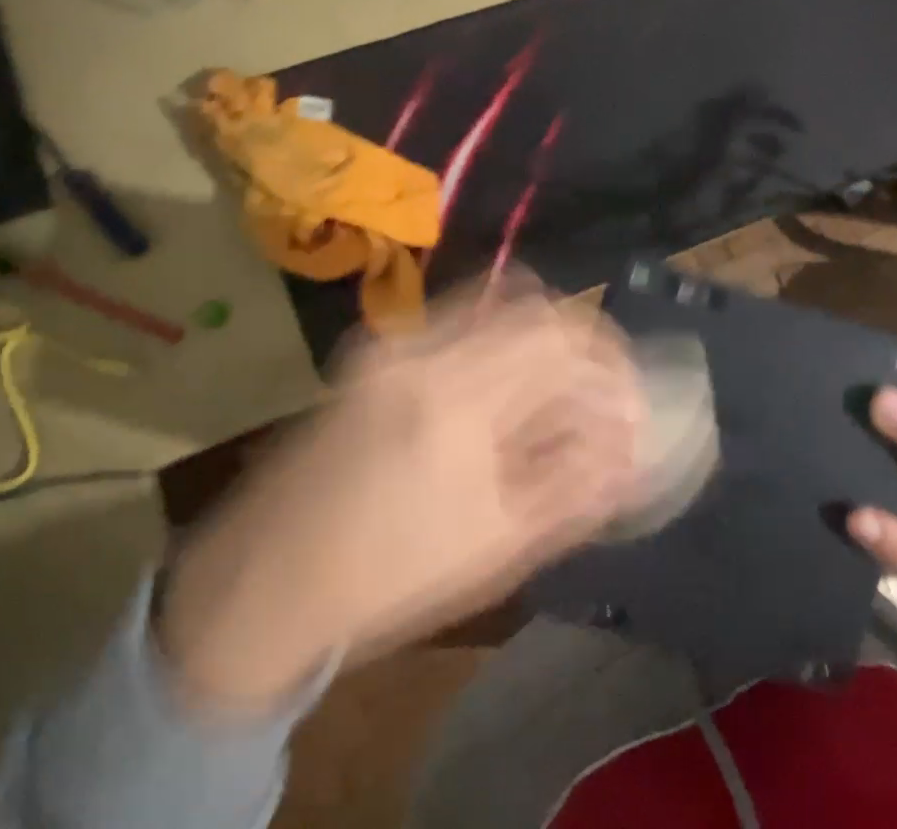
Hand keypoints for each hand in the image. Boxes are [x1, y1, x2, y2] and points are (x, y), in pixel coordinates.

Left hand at [157, 276, 643, 705]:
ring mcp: (391, 348)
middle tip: (606, 403)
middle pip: (535, 310)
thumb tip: (636, 450)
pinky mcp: (375, 359)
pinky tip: (510, 405)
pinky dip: (505, 352)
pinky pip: (462, 328)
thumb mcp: (498, 545)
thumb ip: (578, 487)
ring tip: (564, 406)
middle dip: (586, 353)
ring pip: (499, 312)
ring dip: (546, 349)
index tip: (635, 407)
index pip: (564, 340)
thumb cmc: (387, 580)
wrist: (259, 586)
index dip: (615, 366)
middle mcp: (422, 349)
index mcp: (456, 395)